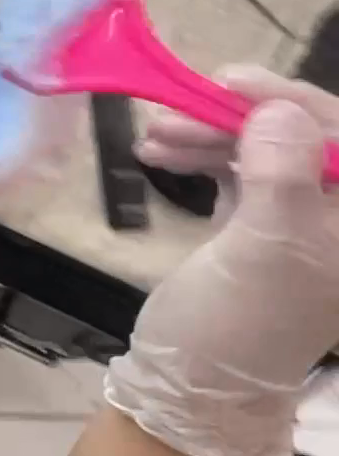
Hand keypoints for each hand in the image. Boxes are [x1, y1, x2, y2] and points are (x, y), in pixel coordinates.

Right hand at [110, 65, 338, 455]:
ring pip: (266, 154)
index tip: (228, 79)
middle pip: (306, 142)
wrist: (194, 376)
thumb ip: (279, 177)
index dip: (294, 103)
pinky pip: (241, 176)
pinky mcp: (263, 227)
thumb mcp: (262, 249)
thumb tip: (278, 110)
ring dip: (208, 138)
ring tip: (148, 137)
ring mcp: (306, 221)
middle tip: (171, 107)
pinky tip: (157, 157)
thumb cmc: (237, 319)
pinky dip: (200, 161)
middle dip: (239, 120)